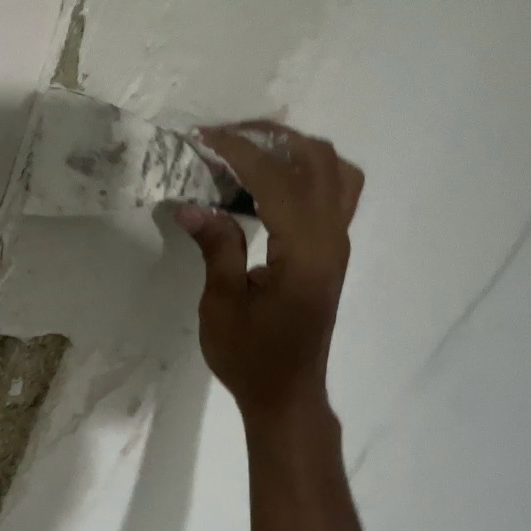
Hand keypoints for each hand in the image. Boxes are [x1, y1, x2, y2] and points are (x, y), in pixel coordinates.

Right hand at [173, 121, 363, 420]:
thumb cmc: (250, 358)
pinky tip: (272, 185)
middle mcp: (332, 236)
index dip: (239, 151)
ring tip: (251, 153)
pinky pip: (333, 192)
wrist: (287, 394)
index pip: (275, 178)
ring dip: (295, 151)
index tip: (205, 137)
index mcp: (304, 249)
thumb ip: (217, 248)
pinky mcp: (333, 252)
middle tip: (225, 137)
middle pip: (316, 159)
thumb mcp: (222, 306)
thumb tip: (193, 205)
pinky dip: (306, 173)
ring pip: (333, 170)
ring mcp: (338, 243)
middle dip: (271, 138)